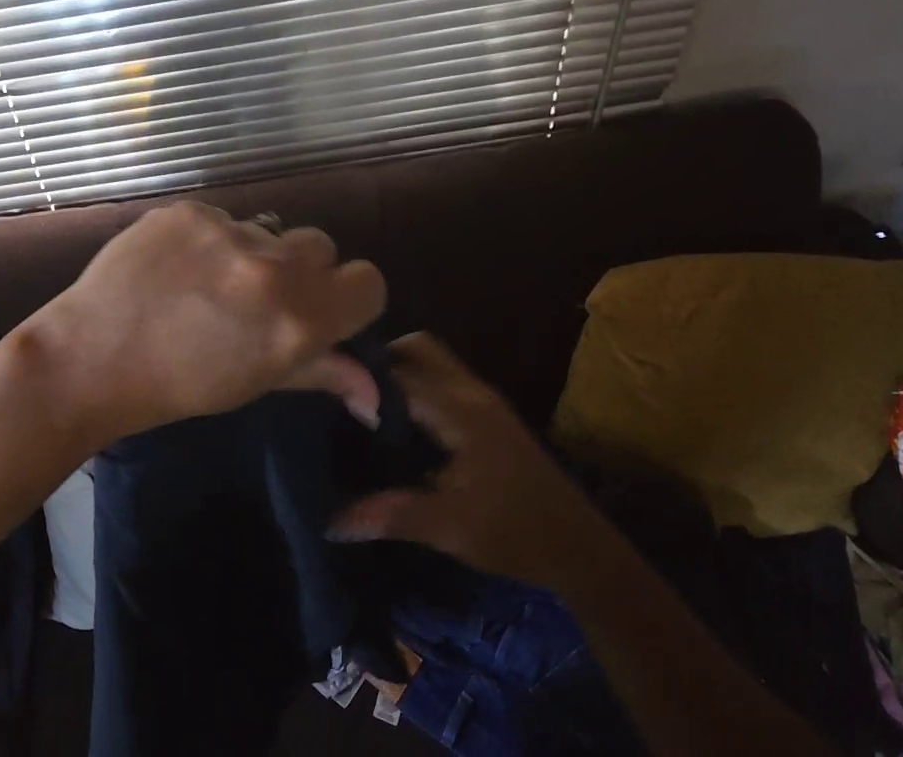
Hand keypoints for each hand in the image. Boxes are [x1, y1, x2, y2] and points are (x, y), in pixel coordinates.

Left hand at [20, 202, 387, 444]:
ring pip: (270, 230)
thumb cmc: (180, 385)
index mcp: (300, 319)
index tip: (323, 312)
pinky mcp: (188, 210)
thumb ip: (323, 373)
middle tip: (259, 300)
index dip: (349, 299)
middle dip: (302, 271)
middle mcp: (273, 268)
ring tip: (209, 284)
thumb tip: (376, 396)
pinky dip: (209, 239)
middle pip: (322, 247)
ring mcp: (228, 232)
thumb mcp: (257, 384)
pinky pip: (222, 217)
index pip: (368, 282)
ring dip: (254, 253)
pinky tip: (177, 267)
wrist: (92, 357)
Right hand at [330, 333, 596, 585]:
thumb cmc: (515, 532)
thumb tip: (328, 522)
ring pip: (433, 366)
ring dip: (398, 375)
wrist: (582, 552)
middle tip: (340, 391)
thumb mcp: (447, 526)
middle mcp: (472, 393)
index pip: (399, 374)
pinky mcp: (489, 421)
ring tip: (356, 405)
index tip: (320, 389)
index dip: (359, 377)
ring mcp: (484, 404)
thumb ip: (388, 514)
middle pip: (419, 350)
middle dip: (380, 362)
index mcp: (460, 409)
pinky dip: (415, 392)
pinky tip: (393, 427)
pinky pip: (442, 385)